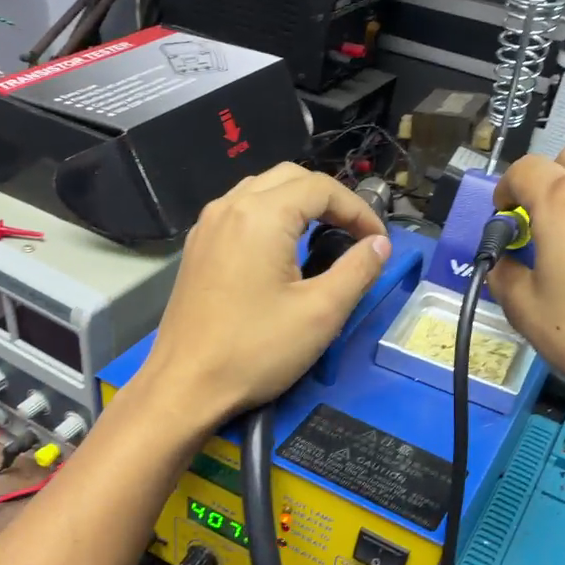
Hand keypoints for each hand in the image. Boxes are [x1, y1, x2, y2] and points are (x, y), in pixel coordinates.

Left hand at [133, 163, 390, 425]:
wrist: (185, 386)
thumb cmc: (255, 351)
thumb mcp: (320, 314)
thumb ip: (357, 271)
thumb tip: (379, 244)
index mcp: (261, 215)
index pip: (321, 188)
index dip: (358, 208)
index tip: (378, 241)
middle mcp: (229, 208)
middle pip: (289, 177)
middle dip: (328, 199)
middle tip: (354, 234)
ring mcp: (207, 227)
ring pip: (261, 191)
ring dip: (297, 204)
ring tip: (323, 238)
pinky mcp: (197, 250)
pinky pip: (239, 213)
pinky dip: (269, 218)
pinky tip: (281, 253)